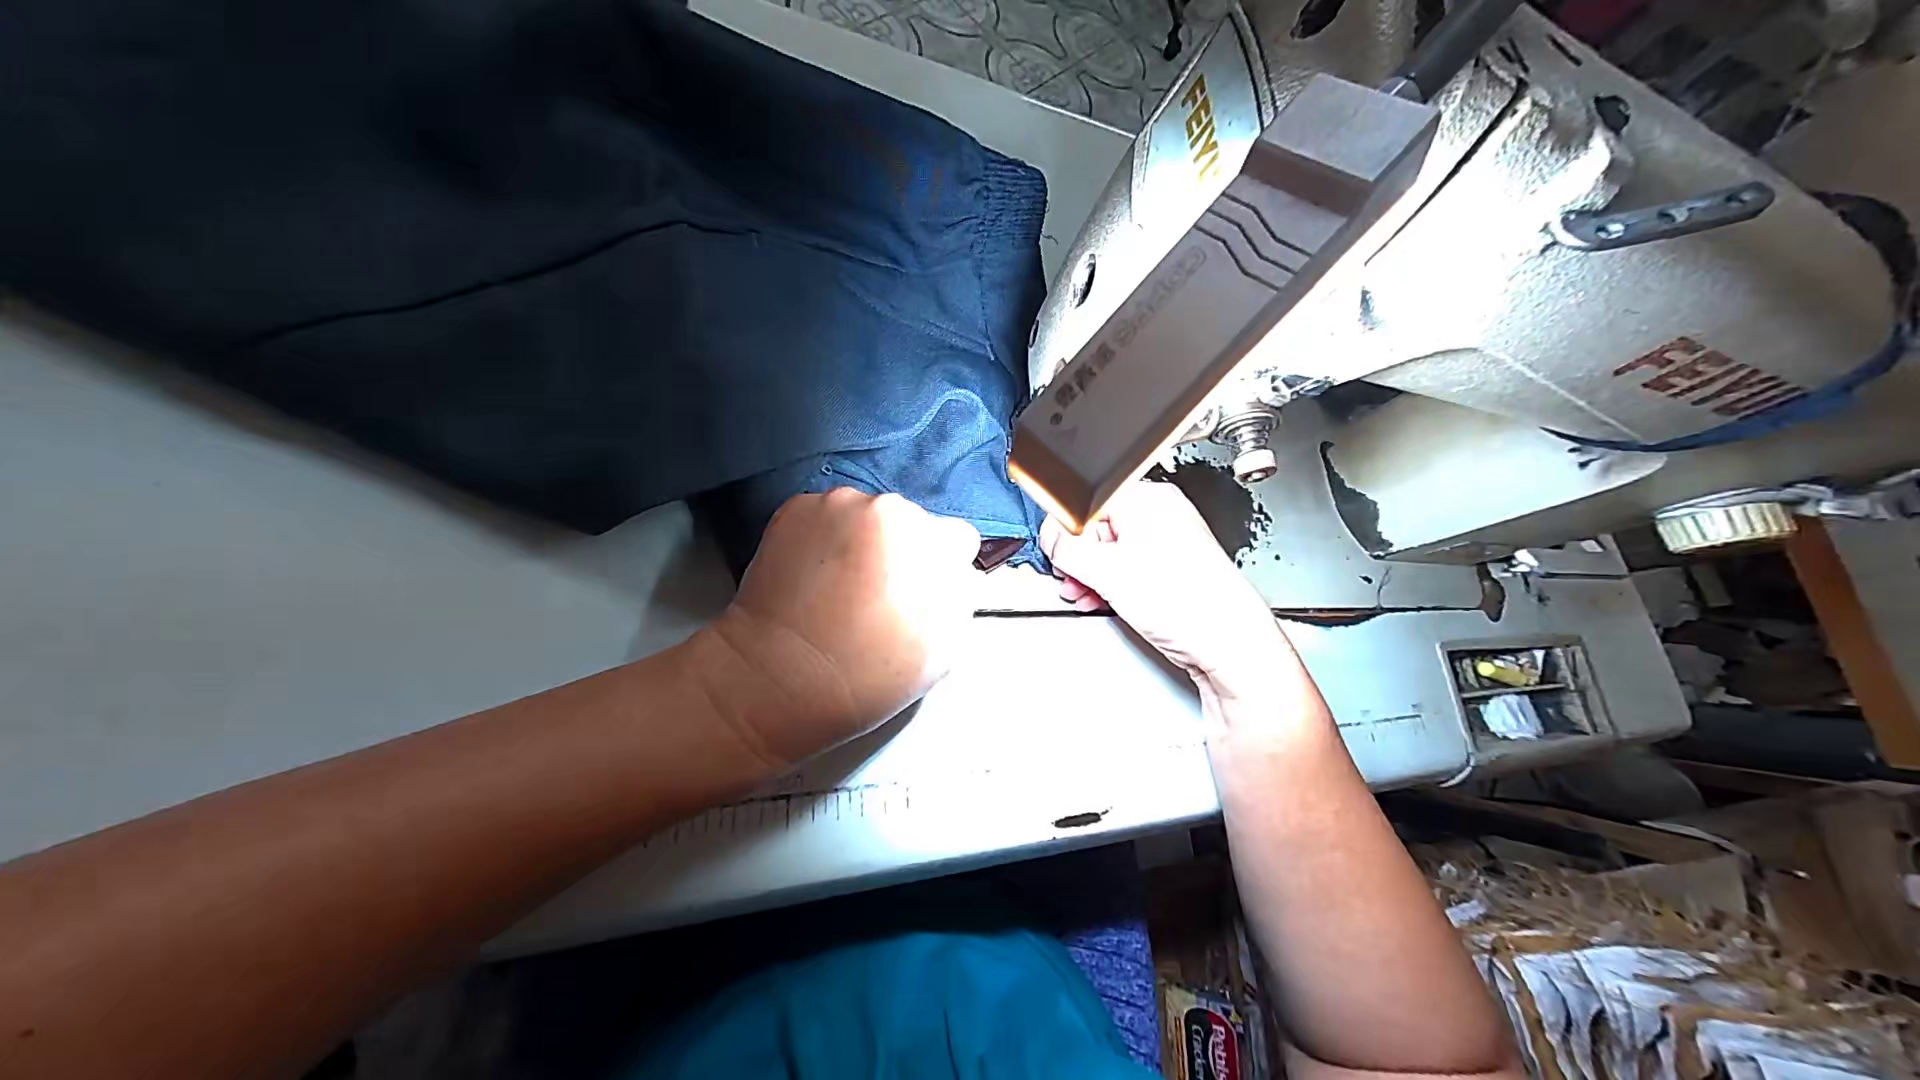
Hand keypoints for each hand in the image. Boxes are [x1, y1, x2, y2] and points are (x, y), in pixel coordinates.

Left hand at [692, 488, 981, 766]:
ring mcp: (832, 503)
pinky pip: (825, 517)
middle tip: (879, 597)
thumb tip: (956, 570)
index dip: (944, 567)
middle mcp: (883, 506)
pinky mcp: (792, 509)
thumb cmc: (866, 673)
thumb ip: (962, 595)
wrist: (778, 679)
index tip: (924, 592)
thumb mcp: (944, 648)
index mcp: (927, 537)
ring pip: (865, 517)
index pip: (956, 537)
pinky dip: (824, 539)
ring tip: (841, 590)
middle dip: (901, 551)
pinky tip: (815, 579)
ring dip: (861, 542)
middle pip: (909, 523)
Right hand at [1041, 480, 1286, 704]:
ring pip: (1111, 551)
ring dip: (1090, 574)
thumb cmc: (1190, 603)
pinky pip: (1127, 567)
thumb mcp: (1108, 571)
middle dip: (1077, 558)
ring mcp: (1167, 543)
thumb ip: (1068, 548)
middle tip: (1071, 578)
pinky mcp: (1169, 570)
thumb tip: (1049, 535)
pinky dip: (1109, 583)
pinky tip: (1102, 600)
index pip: (1087, 502)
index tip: (1056, 552)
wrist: (1228, 645)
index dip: (1065, 530)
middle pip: (1097, 527)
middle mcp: (1161, 516)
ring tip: (1086, 594)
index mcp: (1149, 500)